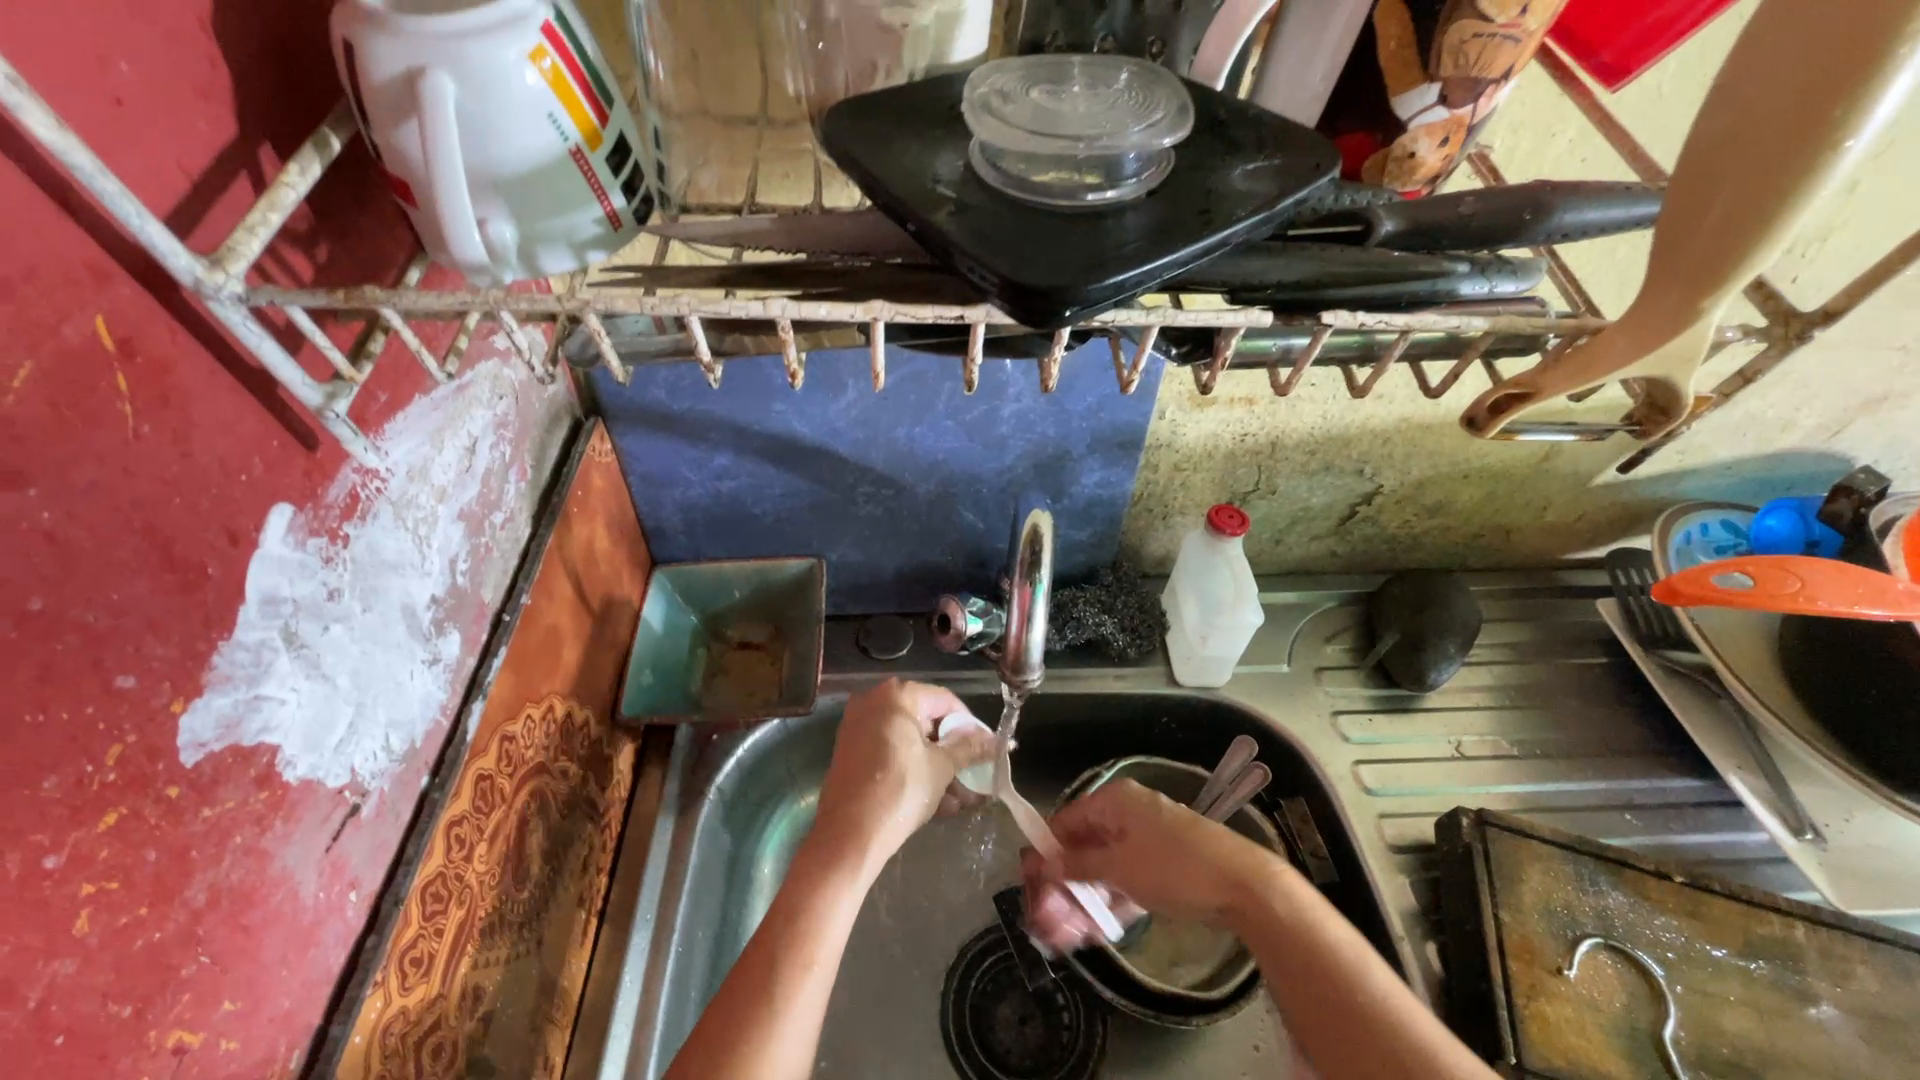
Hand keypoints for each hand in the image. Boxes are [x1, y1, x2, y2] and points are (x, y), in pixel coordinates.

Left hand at [812, 679, 995, 867]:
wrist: (849, 835)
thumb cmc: (900, 790)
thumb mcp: (941, 767)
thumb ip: (969, 748)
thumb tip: (995, 741)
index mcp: (896, 696)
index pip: (945, 701)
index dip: (970, 725)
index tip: (986, 749)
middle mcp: (873, 703)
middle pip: (926, 721)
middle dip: (953, 751)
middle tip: (975, 774)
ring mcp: (858, 728)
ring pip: (909, 741)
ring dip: (937, 766)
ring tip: (961, 797)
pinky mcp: (852, 753)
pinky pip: (892, 754)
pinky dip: (914, 770)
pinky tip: (938, 802)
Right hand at [1021, 779, 1282, 952]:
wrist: (1244, 887)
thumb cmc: (1175, 866)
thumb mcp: (1118, 867)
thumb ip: (1075, 865)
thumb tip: (1037, 862)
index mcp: (1113, 802)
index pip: (1064, 823)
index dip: (1043, 856)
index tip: (1028, 889)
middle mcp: (1125, 818)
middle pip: (1079, 852)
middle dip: (1058, 890)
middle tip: (1042, 926)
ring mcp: (1143, 845)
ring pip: (1098, 874)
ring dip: (1077, 905)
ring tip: (1059, 940)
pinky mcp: (1158, 872)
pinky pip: (1120, 886)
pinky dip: (1104, 908)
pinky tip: (1085, 936)